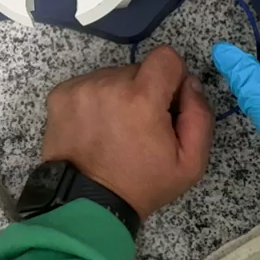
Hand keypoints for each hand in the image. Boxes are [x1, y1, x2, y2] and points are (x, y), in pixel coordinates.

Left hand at [42, 44, 214, 217]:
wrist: (87, 203)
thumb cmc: (141, 184)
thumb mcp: (190, 163)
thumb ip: (199, 116)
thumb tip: (190, 82)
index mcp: (141, 98)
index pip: (166, 56)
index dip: (172, 77)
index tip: (167, 101)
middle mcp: (108, 84)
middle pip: (137, 70)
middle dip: (144, 91)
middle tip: (139, 126)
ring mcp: (80, 87)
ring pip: (112, 77)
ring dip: (117, 96)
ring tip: (114, 129)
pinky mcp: (60, 94)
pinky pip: (87, 84)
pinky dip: (94, 100)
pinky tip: (95, 127)